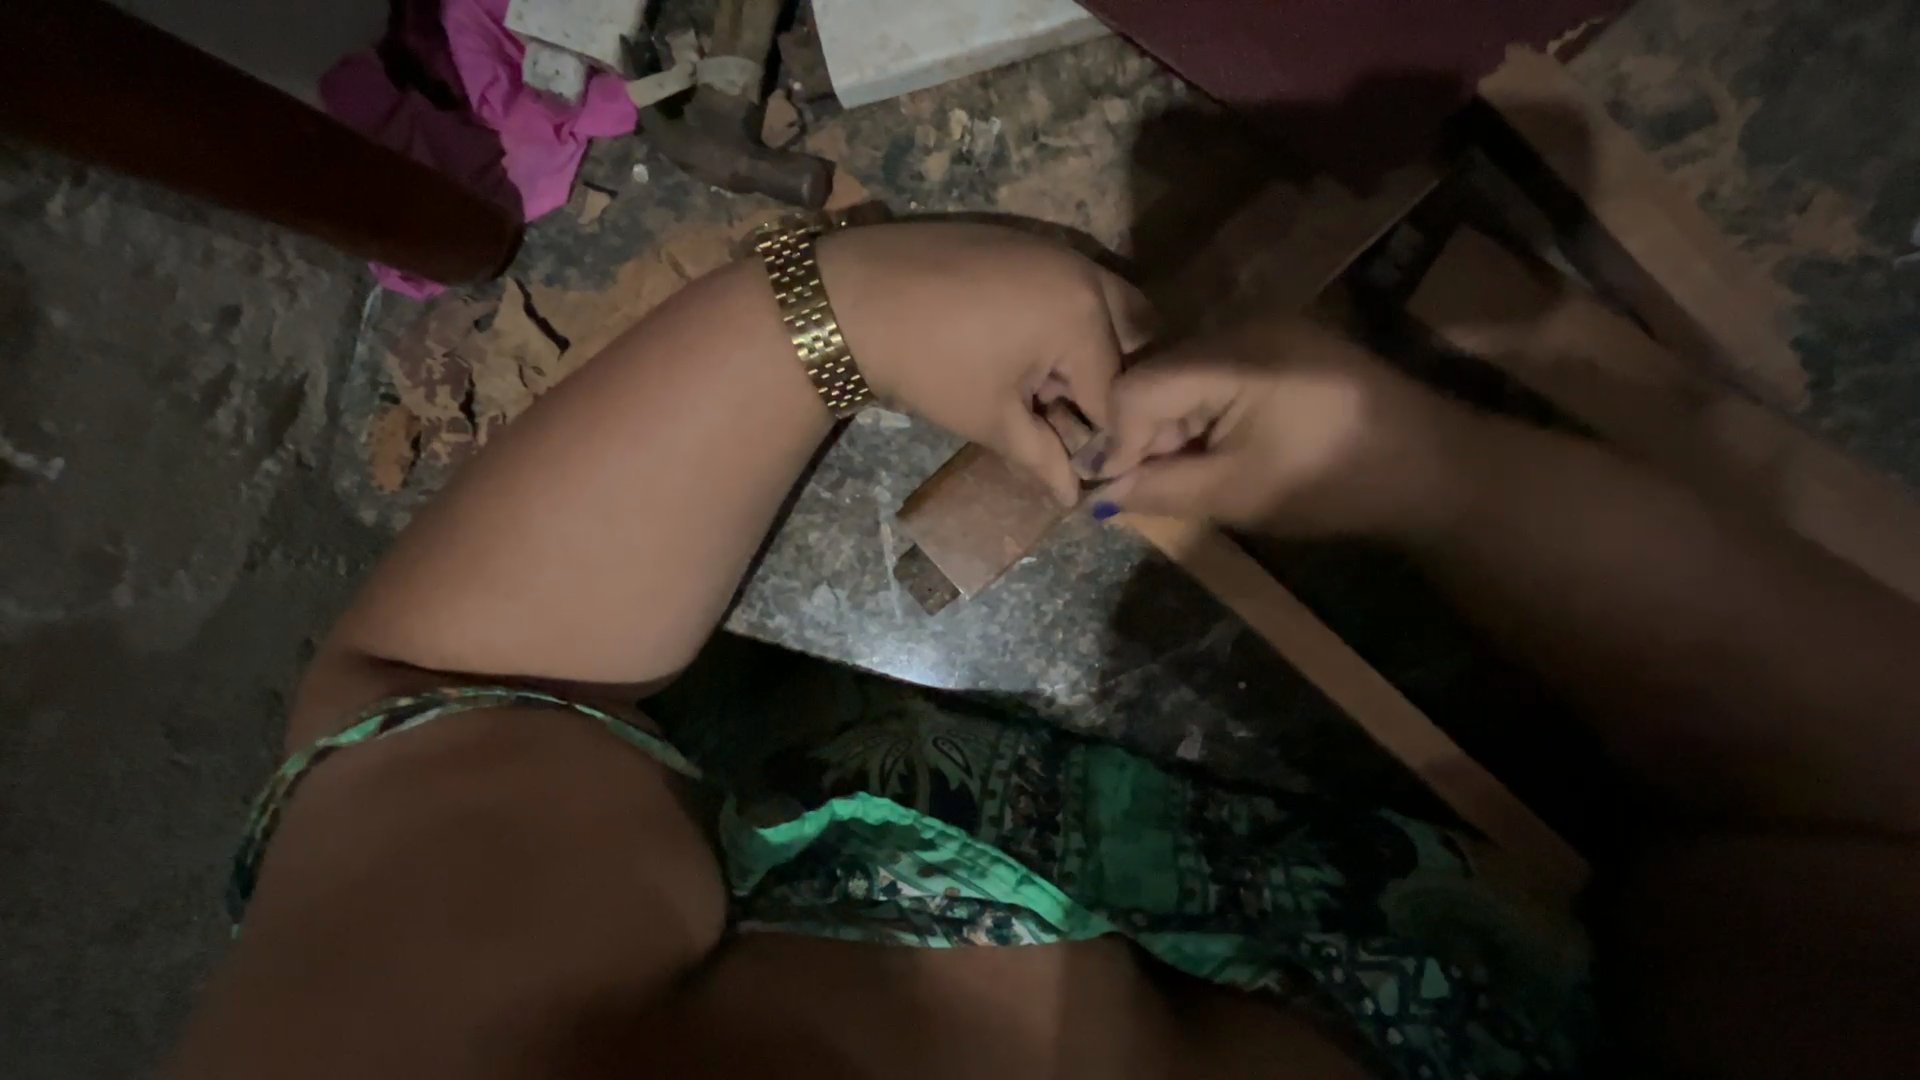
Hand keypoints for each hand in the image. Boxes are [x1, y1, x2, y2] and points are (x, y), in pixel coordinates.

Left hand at [817, 222, 1153, 503]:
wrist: (850, 299)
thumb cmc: (928, 365)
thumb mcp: (991, 419)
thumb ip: (1043, 457)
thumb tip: (1074, 496)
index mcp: (1082, 317)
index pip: (1119, 391)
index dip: (1111, 439)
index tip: (1096, 469)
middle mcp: (1084, 273)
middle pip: (1135, 338)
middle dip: (1120, 387)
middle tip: (1089, 426)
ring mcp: (1054, 250)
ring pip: (1108, 307)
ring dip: (1099, 353)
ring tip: (1059, 394)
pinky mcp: (1025, 240)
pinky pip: (1074, 286)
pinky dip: (1072, 324)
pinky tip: (1036, 355)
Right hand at [1090, 318, 1476, 537]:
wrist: (1437, 468)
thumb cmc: (1334, 483)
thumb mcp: (1236, 493)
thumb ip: (1158, 488)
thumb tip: (1096, 491)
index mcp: (1232, 355)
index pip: (1135, 386)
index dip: (1118, 440)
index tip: (1122, 486)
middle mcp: (1241, 324)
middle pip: (1154, 372)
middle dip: (1143, 432)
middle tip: (1157, 480)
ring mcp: (1264, 328)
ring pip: (1179, 371)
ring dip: (1170, 423)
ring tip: (1190, 467)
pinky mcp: (1280, 342)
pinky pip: (1212, 370)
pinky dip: (1199, 410)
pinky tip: (1217, 444)